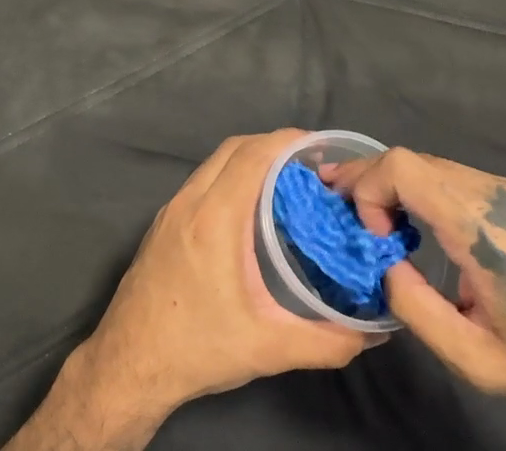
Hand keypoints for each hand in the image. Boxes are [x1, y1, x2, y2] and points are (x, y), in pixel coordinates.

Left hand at [3, 130, 382, 450]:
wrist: (130, 363)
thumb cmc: (197, 348)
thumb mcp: (270, 348)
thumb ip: (328, 342)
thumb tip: (375, 333)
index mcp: (214, 219)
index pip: (252, 156)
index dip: (287, 142)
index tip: (321, 147)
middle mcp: (188, 204)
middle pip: (231, 150)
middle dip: (272, 146)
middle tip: (311, 164)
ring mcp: (170, 212)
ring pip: (212, 166)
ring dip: (247, 162)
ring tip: (287, 183)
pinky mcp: (161, 226)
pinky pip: (199, 184)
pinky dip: (228, 179)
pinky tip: (250, 210)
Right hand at [328, 149, 505, 450]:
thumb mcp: (473, 358)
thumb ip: (414, 307)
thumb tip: (383, 264)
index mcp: (483, 227)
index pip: (402, 168)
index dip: (368, 190)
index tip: (373, 236)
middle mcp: (497, 193)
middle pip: (411, 159)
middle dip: (368, 179)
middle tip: (334, 201)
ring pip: (433, 166)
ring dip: (395, 186)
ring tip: (370, 216)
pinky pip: (458, 179)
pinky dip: (424, 192)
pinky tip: (416, 222)